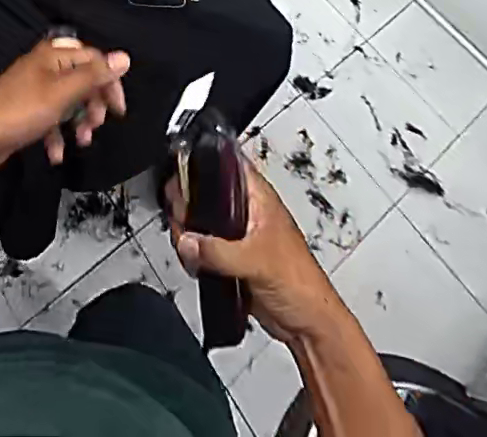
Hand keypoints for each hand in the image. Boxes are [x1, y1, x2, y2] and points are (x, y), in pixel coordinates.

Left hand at [0, 38, 128, 170]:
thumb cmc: (21, 111)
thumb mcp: (63, 93)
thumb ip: (95, 75)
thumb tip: (124, 57)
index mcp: (54, 55)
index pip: (95, 59)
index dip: (109, 81)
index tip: (118, 109)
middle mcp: (45, 67)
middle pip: (83, 80)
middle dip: (93, 104)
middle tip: (96, 125)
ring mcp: (35, 89)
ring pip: (69, 102)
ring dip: (78, 122)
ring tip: (80, 141)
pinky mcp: (26, 111)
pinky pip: (51, 119)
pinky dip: (57, 135)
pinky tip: (55, 154)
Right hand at [166, 156, 340, 341]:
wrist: (307, 323)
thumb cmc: (301, 282)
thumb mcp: (255, 260)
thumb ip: (217, 251)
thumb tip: (187, 242)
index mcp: (259, 198)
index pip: (228, 165)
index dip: (204, 164)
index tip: (181, 175)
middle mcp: (248, 212)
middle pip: (208, 193)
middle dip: (189, 203)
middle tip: (179, 217)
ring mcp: (239, 236)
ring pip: (204, 222)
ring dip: (189, 231)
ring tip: (184, 242)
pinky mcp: (232, 259)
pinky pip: (205, 248)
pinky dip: (194, 252)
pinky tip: (191, 261)